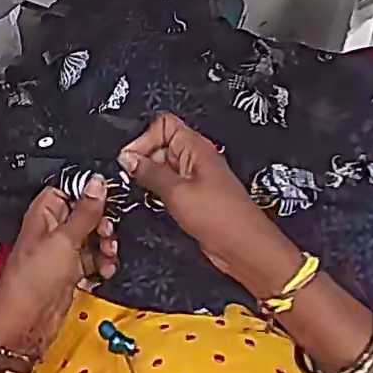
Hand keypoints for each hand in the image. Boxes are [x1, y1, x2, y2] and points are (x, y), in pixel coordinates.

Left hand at [0, 178, 116, 356]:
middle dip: (102, 221)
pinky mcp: (71, 271)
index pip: (69, 188)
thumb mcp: (65, 240)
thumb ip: (84, 212)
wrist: (26, 323)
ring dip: (105, 244)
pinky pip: (94, 259)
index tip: (106, 197)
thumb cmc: (29, 282)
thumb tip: (96, 183)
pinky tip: (104, 269)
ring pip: (93, 237)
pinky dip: (103, 263)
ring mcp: (62, 251)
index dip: (88, 191)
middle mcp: (52, 230)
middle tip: (106, 231)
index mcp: (44, 213)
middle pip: (86, 213)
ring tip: (107, 252)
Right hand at [118, 114, 302, 297]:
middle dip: (144, 160)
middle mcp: (196, 159)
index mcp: (196, 147)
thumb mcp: (177, 191)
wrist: (244, 247)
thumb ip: (149, 172)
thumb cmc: (222, 217)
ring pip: (164, 167)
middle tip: (136, 178)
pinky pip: (170, 186)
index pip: (162, 125)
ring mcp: (196, 178)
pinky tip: (159, 203)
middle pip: (161, 145)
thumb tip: (128, 158)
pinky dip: (160, 192)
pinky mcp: (194, 197)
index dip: (143, 139)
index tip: (130, 160)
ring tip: (150, 193)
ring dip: (151, 178)